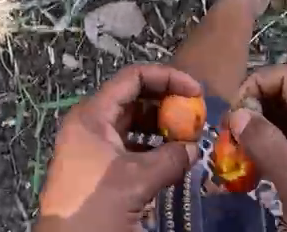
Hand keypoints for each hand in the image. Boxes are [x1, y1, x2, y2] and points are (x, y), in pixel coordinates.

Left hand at [37, 64, 200, 231]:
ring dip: (161, 129)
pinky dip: (150, 150)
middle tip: (194, 117)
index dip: (167, 78)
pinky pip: (128, 148)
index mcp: (93, 115)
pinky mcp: (96, 170)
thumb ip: (170, 159)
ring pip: (132, 125)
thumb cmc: (96, 207)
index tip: (196, 91)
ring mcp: (92, 147)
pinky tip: (171, 162)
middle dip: (167, 105)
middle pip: (134, 99)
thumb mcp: (137, 181)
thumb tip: (193, 148)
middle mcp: (91, 124)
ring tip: (187, 140)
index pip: (134, 78)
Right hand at [231, 65, 286, 231]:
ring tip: (235, 151)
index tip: (233, 114)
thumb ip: (268, 145)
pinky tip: (252, 166)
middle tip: (228, 136)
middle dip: (254, 108)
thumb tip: (237, 112)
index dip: (257, 84)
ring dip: (258, 128)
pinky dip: (268, 146)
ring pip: (285, 118)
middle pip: (285, 95)